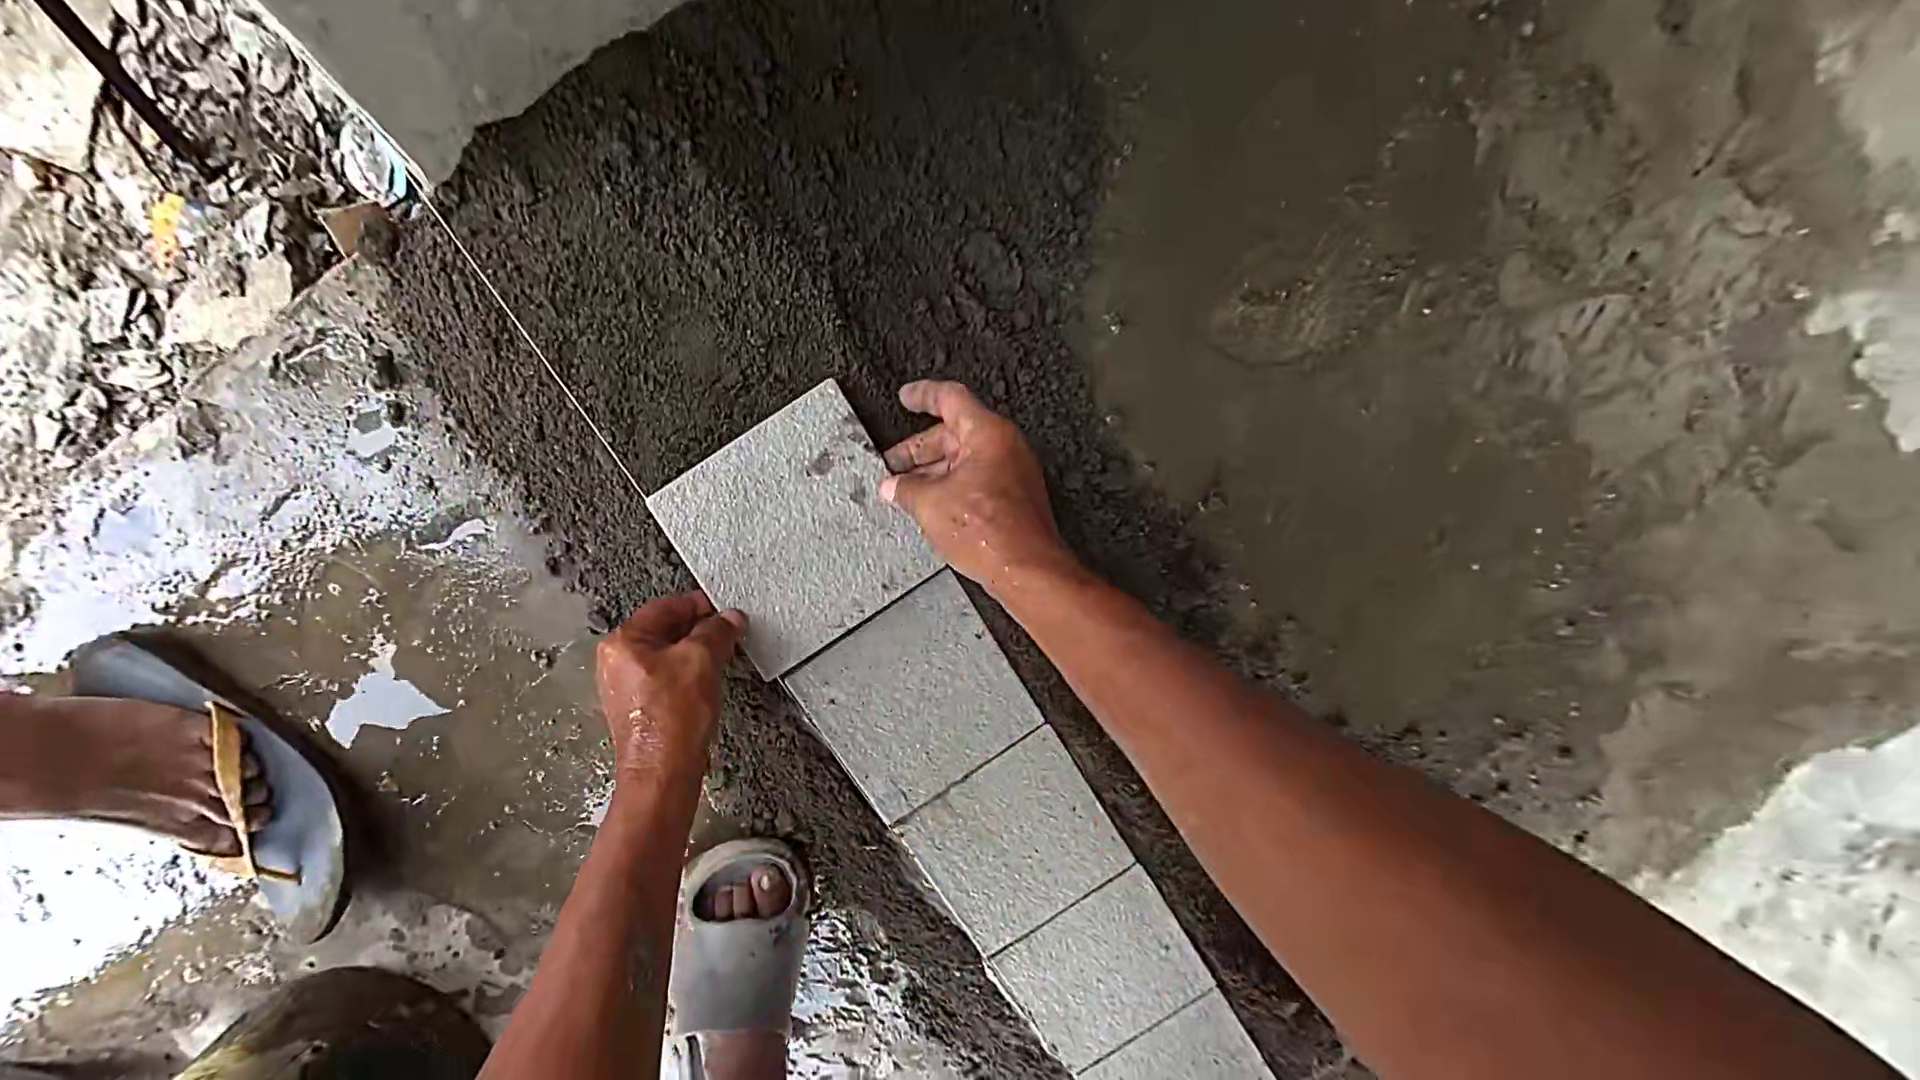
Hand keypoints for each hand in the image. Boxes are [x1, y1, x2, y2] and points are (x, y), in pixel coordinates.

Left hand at [594, 592, 745, 781]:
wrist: (664, 770)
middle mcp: (617, 663)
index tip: (722, 608)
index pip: (666, 607)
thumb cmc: (670, 721)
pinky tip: (707, 680)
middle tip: (727, 631)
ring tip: (721, 655)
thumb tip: (729, 619)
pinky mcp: (641, 706)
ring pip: (669, 654)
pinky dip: (690, 672)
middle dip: (700, 629)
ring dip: (697, 651)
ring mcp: (627, 686)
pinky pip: (668, 676)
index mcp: (623, 643)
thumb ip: (718, 630)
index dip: (699, 604)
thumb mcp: (702, 659)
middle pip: (666, 629)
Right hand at [878, 380, 1079, 597]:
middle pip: (955, 433)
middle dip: (919, 448)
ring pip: (966, 460)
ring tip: (906, 490)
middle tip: (893, 462)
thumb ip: (905, 489)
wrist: (1026, 570)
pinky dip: (953, 487)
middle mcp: (1006, 447)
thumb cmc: (991, 532)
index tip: (907, 397)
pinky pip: (978, 481)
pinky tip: (933, 506)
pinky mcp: (1015, 499)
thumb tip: (894, 487)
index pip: (950, 398)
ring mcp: (1014, 473)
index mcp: (988, 433)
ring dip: (934, 472)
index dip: (922, 395)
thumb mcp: (930, 504)